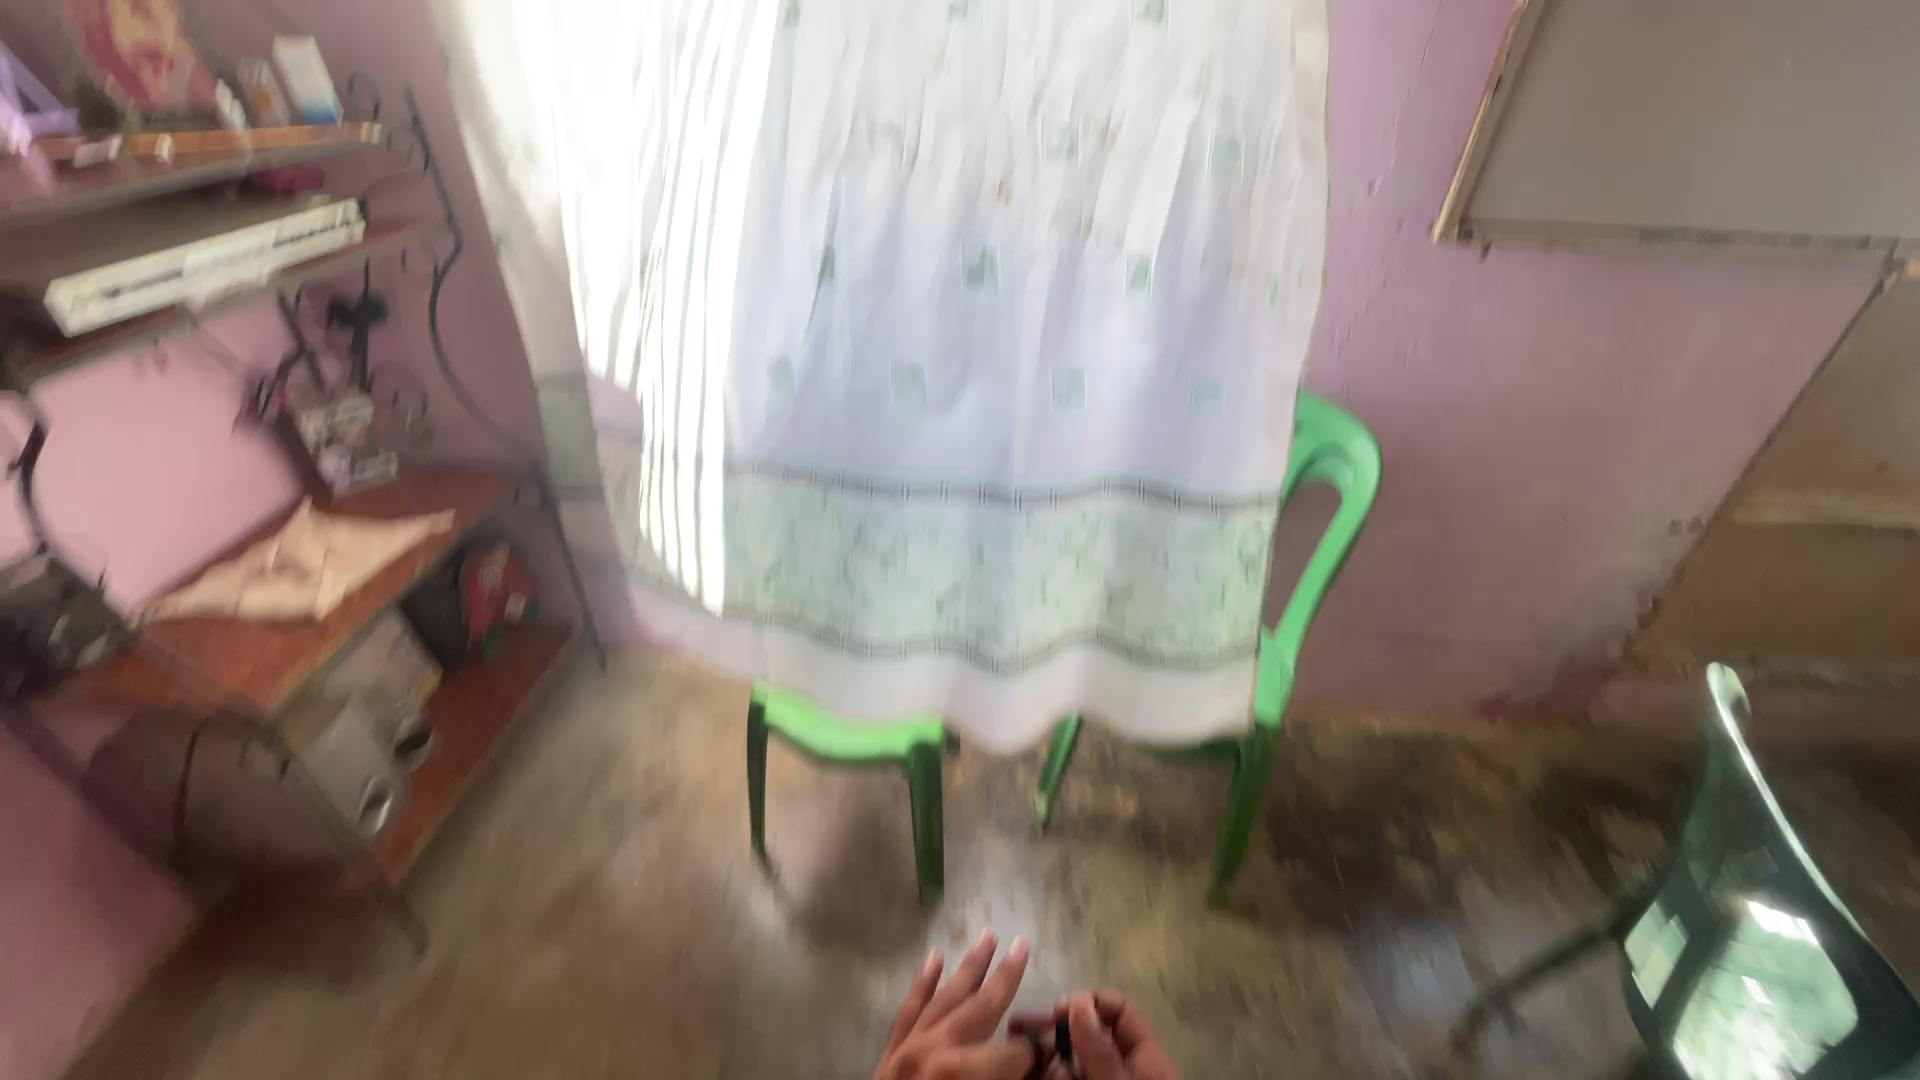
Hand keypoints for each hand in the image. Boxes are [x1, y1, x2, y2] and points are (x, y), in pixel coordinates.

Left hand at [873, 930, 1039, 1079]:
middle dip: (1006, 976)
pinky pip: (909, 1010)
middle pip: (982, 1007)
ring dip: (968, 966)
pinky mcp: (888, 1054)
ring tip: (986, 935)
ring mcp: (909, 1048)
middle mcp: (938, 1051)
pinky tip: (934, 958)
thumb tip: (1040, 1070)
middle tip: (1024, 944)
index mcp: (964, 1074)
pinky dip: (923, 984)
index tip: (1054, 1048)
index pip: (1014, 1055)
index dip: (1036, 1053)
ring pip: (946, 996)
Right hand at [1010, 991, 1180, 1079]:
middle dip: (1052, 1028)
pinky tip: (1024, 1071)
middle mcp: (1124, 1066)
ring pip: (1071, 1060)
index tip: (1058, 1010)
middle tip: (1018, 1028)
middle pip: (1087, 1034)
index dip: (1089, 1001)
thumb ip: (1100, 1048)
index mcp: (1145, 1055)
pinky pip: (1065, 1078)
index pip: (1118, 1009)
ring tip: (1015, 1052)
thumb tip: (1078, 1000)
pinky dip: (1047, 1072)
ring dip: (1044, 1052)